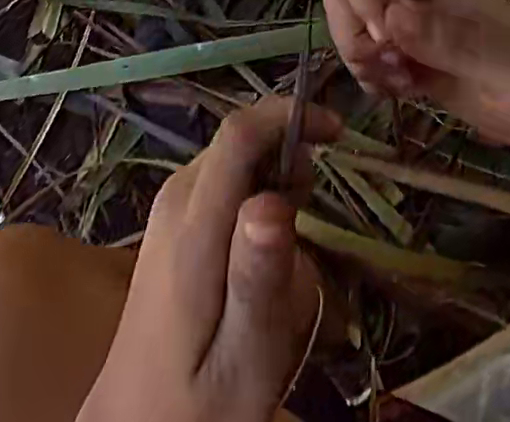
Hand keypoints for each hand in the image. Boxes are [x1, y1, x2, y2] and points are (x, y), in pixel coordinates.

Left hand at [80, 98, 339, 421]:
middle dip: (289, 154)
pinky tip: (263, 249)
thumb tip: (273, 200)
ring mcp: (171, 207)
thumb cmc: (199, 402)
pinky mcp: (175, 219)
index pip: (240, 133)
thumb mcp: (244, 356)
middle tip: (312, 215)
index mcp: (193, 227)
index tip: (338, 133)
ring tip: (289, 246)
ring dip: (277, 178)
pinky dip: (260, 192)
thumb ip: (258, 278)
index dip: (291, 116)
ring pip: (238, 156)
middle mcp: (177, 199)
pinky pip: (229, 178)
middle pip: (242, 138)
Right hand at [322, 0, 509, 147]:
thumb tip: (390, 14)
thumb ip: (452, 40)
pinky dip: (370, 80)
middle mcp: (419, 3)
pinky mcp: (410, 67)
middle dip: (354, 32)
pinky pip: (366, 62)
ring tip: (402, 84)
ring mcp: (412, 37)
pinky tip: (404, 95)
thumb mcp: (508, 62)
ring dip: (361, 59)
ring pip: (352, 27)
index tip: (382, 33)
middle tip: (392, 66)